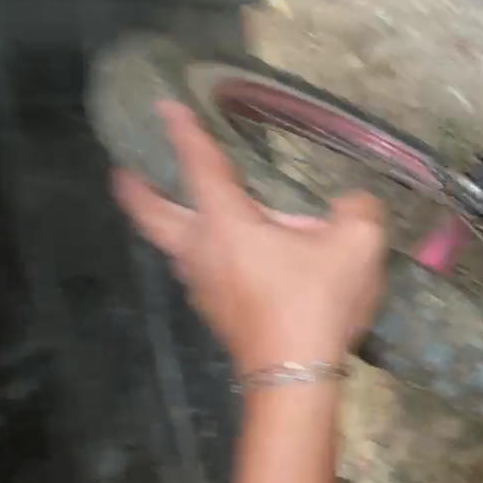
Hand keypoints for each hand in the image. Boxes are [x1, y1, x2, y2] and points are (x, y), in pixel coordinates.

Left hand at [113, 102, 387, 369]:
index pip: (200, 167)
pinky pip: (199, 271)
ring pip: (173, 247)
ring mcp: (204, 287)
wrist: (296, 375)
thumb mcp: (357, 244)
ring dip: (170, 224)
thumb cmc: (316, 301)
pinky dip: (201, 253)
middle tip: (124, 170)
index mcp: (227, 224)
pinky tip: (231, 256)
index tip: (165, 107)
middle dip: (135, 189)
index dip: (183, 134)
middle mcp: (202, 251)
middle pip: (152, 215)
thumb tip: (352, 205)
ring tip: (185, 209)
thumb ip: (358, 211)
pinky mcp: (218, 313)